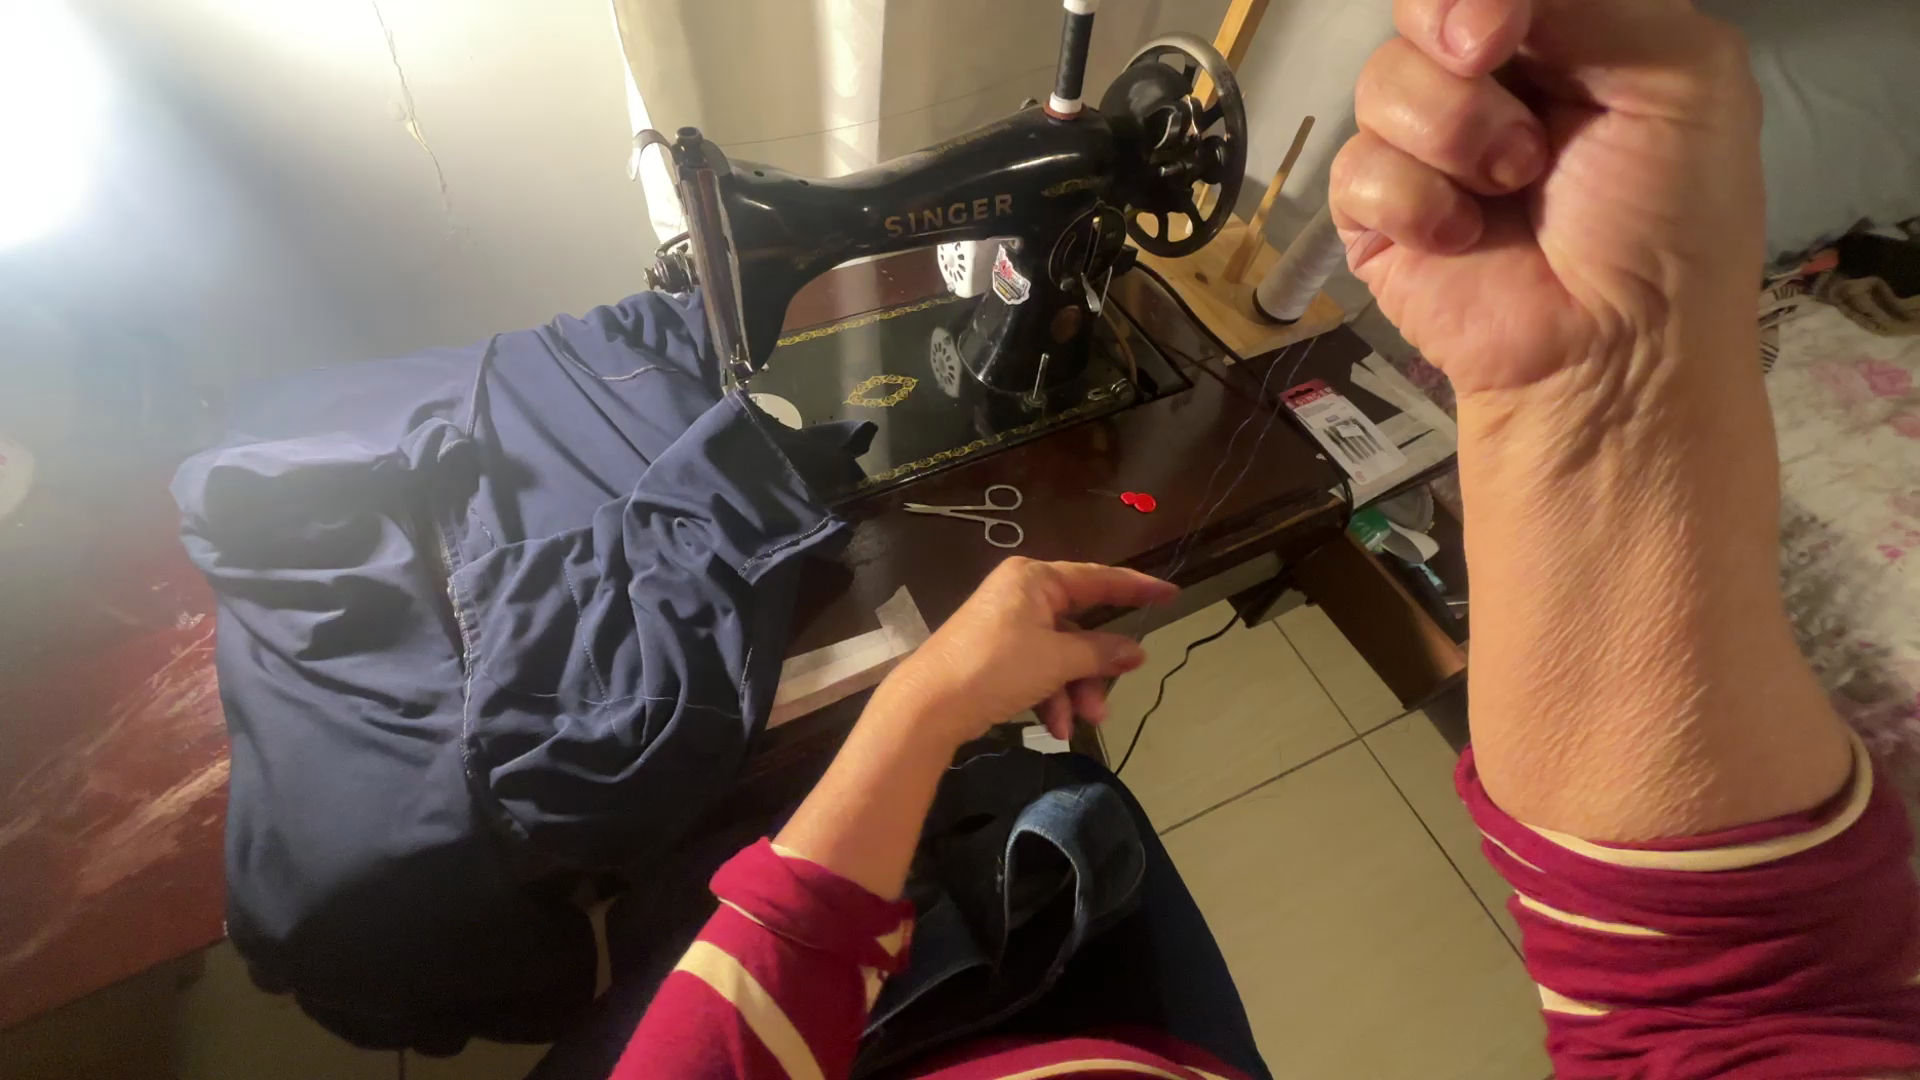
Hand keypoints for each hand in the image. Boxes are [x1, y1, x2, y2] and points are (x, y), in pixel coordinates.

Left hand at [870, 558, 1177, 749]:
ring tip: (1075, 724)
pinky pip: (1038, 669)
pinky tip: (1052, 726)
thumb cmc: (996, 667)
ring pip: (1060, 655)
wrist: (930, 705)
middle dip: (1094, 671)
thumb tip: (1136, 651)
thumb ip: (1101, 653)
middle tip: (1104, 705)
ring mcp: (1007, 625)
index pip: (1097, 579)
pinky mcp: (996, 654)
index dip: (1137, 588)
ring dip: (1073, 691)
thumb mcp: (1056, 660)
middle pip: (1079, 627)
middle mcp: (1021, 594)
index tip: (1171, 595)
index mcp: (1035, 579)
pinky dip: (1049, 696)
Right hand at [1332, 0, 1763, 397]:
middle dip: (1448, 45)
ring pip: (1377, 91)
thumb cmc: (1661, 214)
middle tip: (1490, 67)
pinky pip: (1353, 174)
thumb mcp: (1676, 73)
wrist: (1603, 342)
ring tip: (1504, 189)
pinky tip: (1456, 238)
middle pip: (1411, 20)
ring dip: (1450, 137)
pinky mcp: (1371, 221)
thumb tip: (1472, 11)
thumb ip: (1589, 7)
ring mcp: (1416, 157)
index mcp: (1554, 39)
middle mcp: (1478, 88)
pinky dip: (1409, 203)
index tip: (1498, 29)